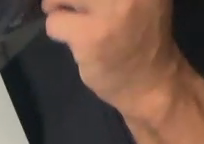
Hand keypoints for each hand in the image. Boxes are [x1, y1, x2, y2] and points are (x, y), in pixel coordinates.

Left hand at [44, 0, 188, 120]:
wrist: (148, 76)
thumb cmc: (141, 34)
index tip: (80, 0)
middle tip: (60, 1)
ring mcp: (112, 9)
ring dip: (54, 4)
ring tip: (61, 14)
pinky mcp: (91, 35)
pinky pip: (55, 22)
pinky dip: (56, 28)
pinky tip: (70, 36)